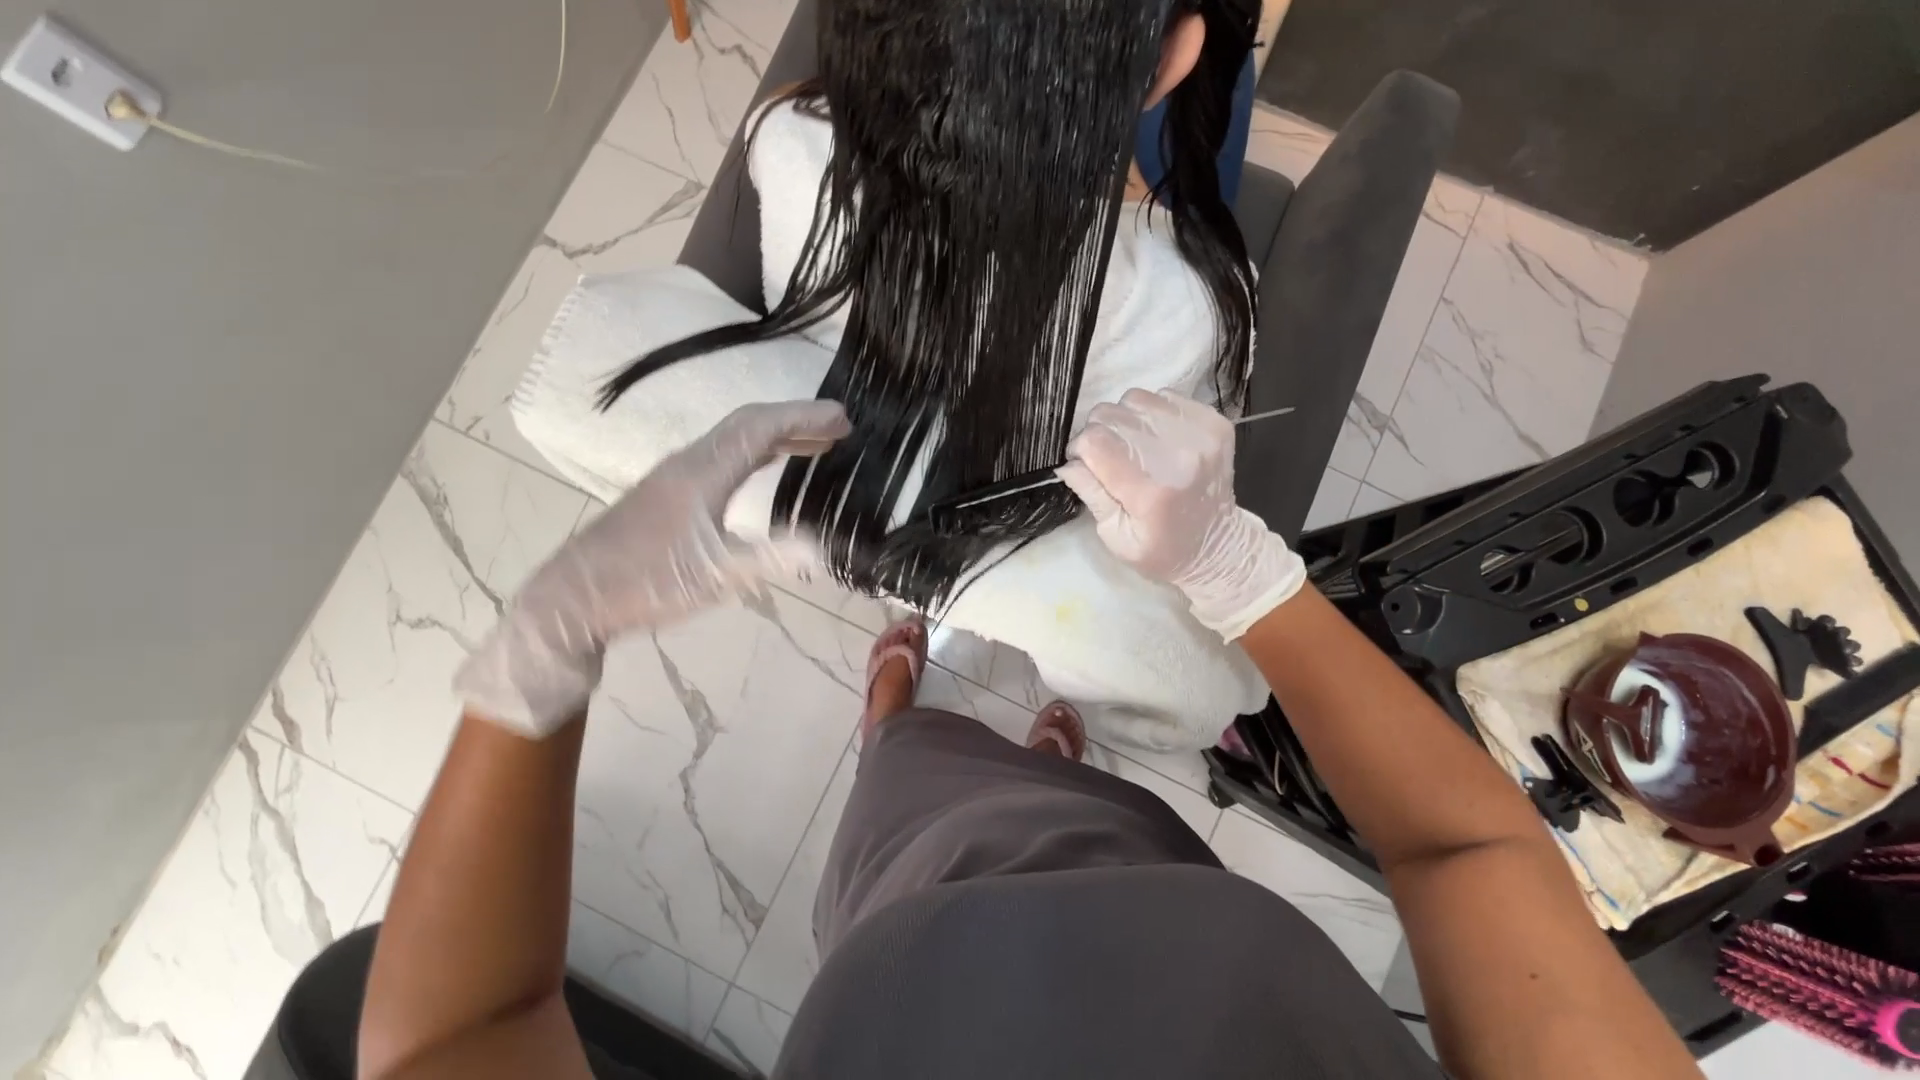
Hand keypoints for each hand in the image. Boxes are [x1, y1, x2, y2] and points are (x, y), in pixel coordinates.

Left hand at [455, 400, 850, 736]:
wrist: (574, 597)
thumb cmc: (645, 583)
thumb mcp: (715, 576)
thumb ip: (770, 558)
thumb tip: (825, 550)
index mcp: (702, 472)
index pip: (760, 427)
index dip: (804, 417)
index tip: (844, 419)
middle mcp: (689, 463)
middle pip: (747, 425)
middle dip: (796, 422)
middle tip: (839, 428)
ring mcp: (675, 476)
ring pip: (733, 441)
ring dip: (776, 437)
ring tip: (816, 445)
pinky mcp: (667, 494)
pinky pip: (722, 458)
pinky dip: (755, 454)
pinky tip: (764, 470)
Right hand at [1057, 388, 1305, 641]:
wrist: (1217, 546)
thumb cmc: (1161, 549)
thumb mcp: (1115, 536)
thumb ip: (1090, 493)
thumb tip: (1069, 461)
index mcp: (1150, 490)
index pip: (1094, 441)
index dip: (1080, 449)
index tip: (1085, 464)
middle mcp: (1178, 455)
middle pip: (1111, 414)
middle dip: (1100, 433)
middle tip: (1110, 458)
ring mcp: (1200, 434)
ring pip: (1135, 398)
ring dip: (1126, 419)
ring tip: (1135, 445)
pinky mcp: (1214, 422)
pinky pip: (1165, 396)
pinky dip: (1153, 413)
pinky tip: (1158, 438)